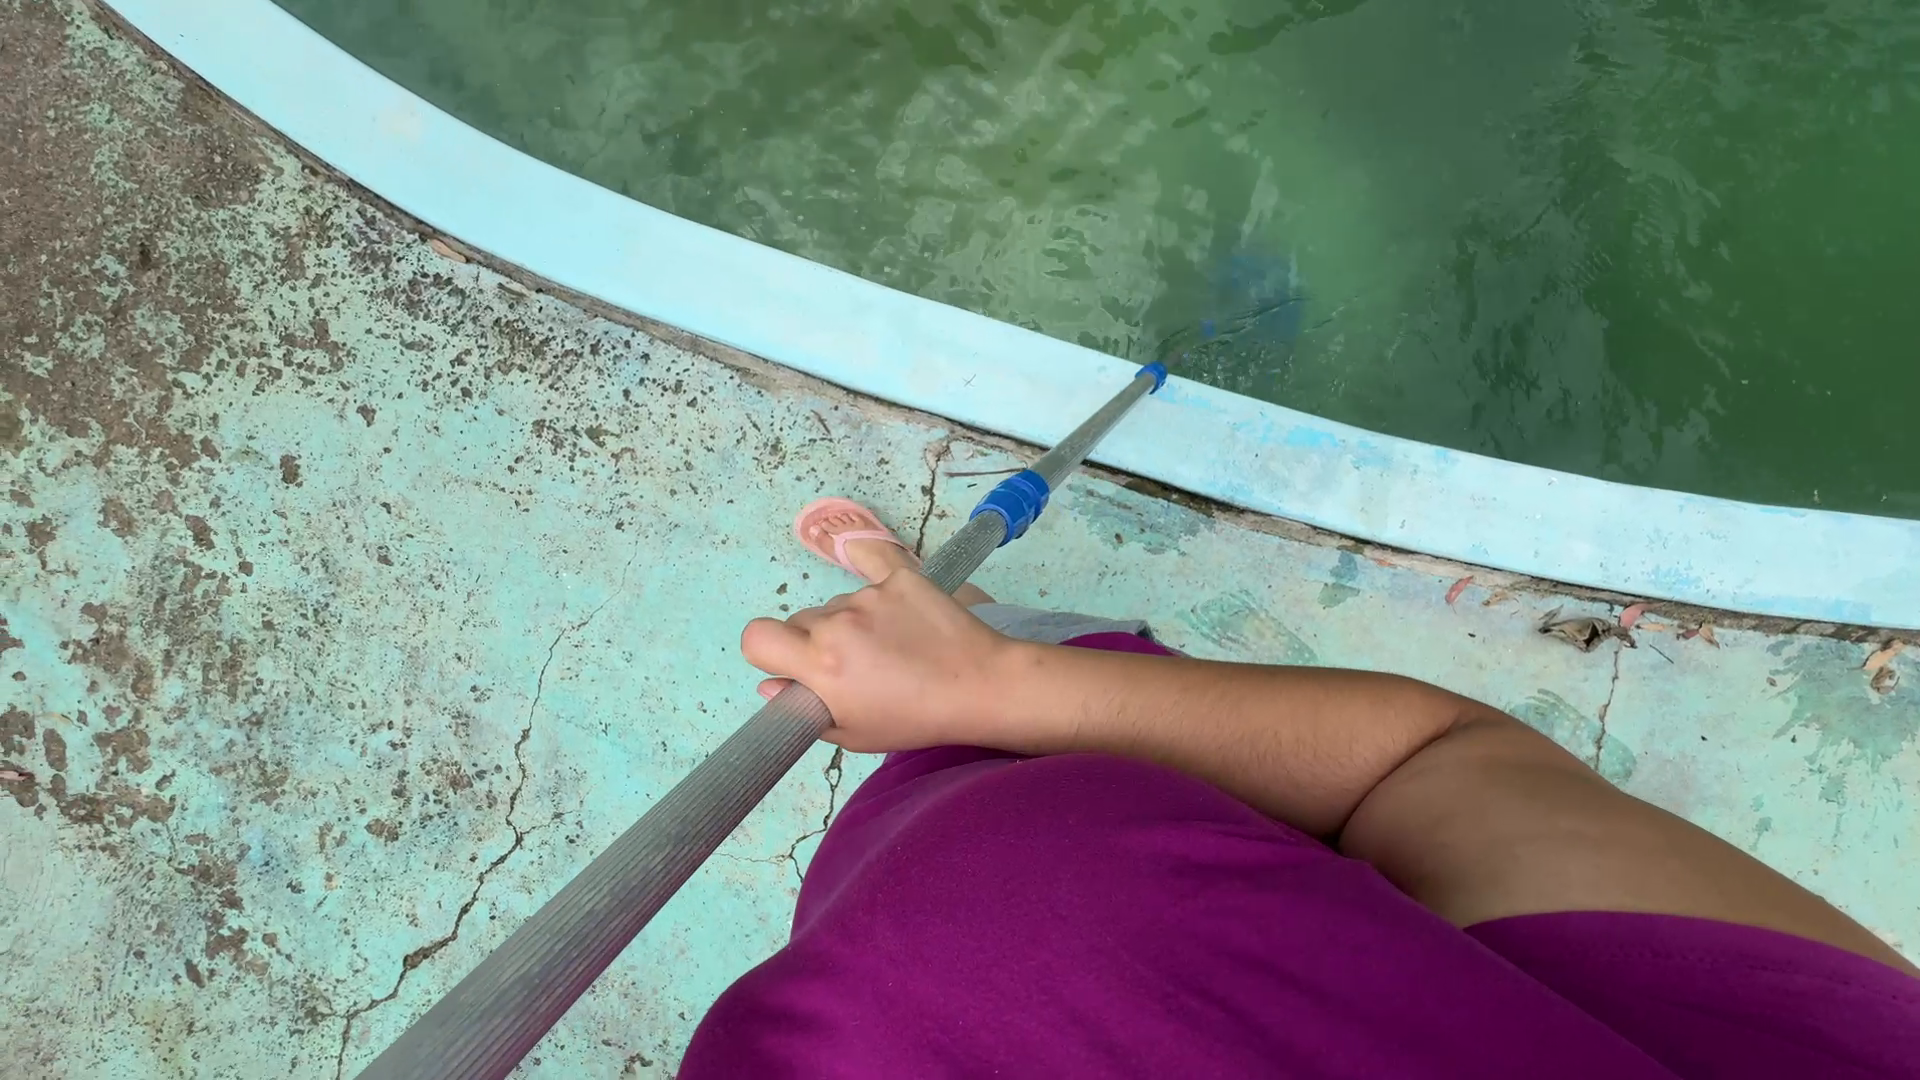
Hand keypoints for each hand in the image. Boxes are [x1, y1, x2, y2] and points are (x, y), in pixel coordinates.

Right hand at [740, 570, 1019, 751]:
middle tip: (856, 664)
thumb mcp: (853, 732)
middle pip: (801, 620)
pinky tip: (900, 611)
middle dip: (816, 640)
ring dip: (852, 621)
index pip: (756, 636)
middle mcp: (837, 622)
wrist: (980, 686)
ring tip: (894, 646)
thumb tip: (771, 685)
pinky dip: (880, 593)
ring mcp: (870, 595)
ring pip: (839, 603)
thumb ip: (803, 708)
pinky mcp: (900, 575)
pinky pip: (872, 574)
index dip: (767, 650)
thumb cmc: (915, 719)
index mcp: (820, 664)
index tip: (791, 662)